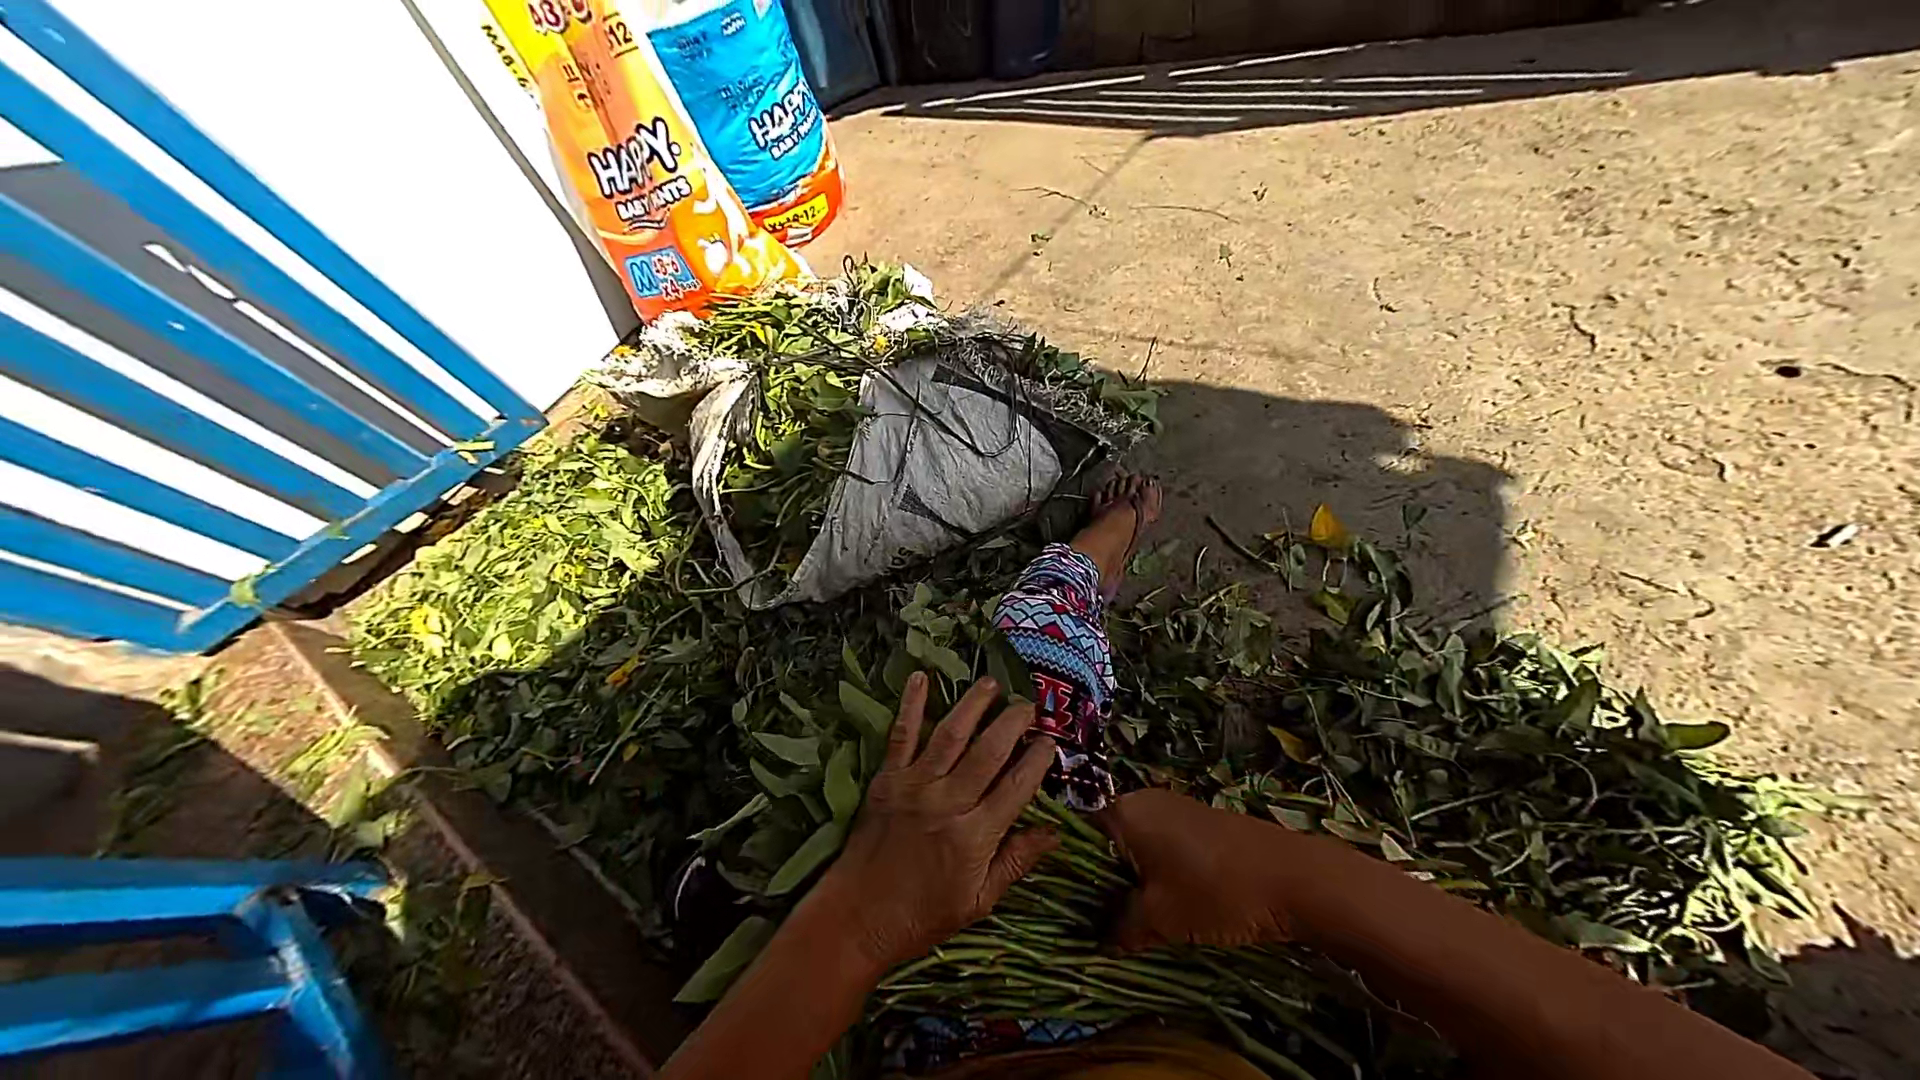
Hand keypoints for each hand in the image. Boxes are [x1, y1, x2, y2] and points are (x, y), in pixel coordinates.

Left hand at [810, 673, 1058, 971]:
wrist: (857, 917)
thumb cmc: (922, 915)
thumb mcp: (979, 901)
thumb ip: (1016, 861)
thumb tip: (1055, 832)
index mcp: (974, 836)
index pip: (1016, 787)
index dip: (1038, 759)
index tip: (1051, 741)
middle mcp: (947, 803)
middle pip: (988, 752)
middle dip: (1013, 722)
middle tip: (1030, 705)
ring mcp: (914, 786)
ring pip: (950, 735)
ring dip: (973, 704)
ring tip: (992, 683)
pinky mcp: (887, 778)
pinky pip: (902, 735)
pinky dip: (911, 704)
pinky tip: (921, 677)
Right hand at [1098, 788, 1317, 950]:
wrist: (1293, 877)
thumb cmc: (1215, 891)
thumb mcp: (1161, 918)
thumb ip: (1122, 927)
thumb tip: (1102, 940)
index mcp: (1123, 812)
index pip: (1079, 837)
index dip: (1075, 874)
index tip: (1077, 908)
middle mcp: (1142, 799)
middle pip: (1107, 839)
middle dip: (1106, 878)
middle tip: (1108, 917)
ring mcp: (1173, 806)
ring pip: (1137, 843)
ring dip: (1135, 876)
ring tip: (1141, 914)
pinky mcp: (1198, 818)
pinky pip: (1162, 841)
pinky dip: (1160, 869)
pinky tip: (1173, 899)